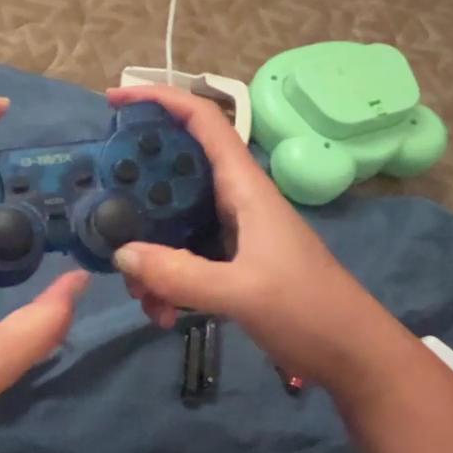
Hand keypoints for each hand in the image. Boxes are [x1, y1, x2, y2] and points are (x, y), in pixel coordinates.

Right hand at [106, 86, 398, 382]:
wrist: (351, 354)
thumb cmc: (308, 309)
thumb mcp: (241, 292)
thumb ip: (180, 275)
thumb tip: (122, 253)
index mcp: (245, 188)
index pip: (202, 122)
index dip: (160, 99)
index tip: (114, 98)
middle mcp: (234, 202)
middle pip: (173, 174)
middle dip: (135, 194)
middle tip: (100, 211)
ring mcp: (231, 235)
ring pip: (171, 224)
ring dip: (147, 256)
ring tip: (140, 295)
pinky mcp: (229, 266)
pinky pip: (181, 260)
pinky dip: (164, 283)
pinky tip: (161, 316)